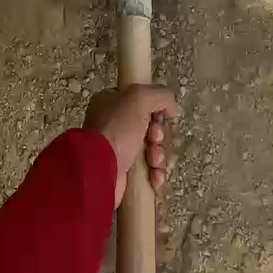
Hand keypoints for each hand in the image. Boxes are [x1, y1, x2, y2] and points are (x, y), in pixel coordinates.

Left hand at [82, 84, 177, 207]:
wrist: (100, 169)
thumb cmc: (117, 128)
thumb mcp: (138, 98)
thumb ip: (160, 95)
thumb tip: (172, 109)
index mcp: (112, 102)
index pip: (143, 102)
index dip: (156, 110)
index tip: (157, 117)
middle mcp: (115, 124)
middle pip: (152, 126)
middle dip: (159, 135)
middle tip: (153, 139)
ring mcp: (120, 149)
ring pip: (154, 149)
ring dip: (159, 155)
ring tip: (153, 160)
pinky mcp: (127, 172)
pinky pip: (150, 170)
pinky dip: (156, 173)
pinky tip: (154, 177)